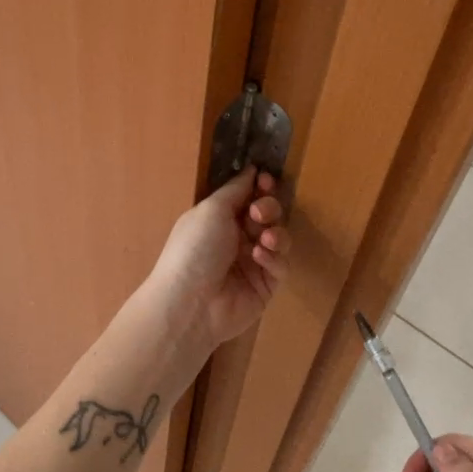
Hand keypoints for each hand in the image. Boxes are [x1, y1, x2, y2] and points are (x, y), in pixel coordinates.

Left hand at [146, 168, 288, 348]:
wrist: (191, 303)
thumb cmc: (195, 248)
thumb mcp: (211, 209)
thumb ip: (235, 189)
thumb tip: (251, 169)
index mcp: (219, 217)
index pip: (248, 195)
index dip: (260, 186)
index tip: (266, 180)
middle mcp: (237, 237)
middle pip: (267, 214)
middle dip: (268, 208)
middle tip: (259, 214)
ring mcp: (253, 262)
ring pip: (279, 238)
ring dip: (276, 233)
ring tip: (264, 239)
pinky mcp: (265, 285)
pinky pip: (281, 265)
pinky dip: (274, 258)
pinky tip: (260, 258)